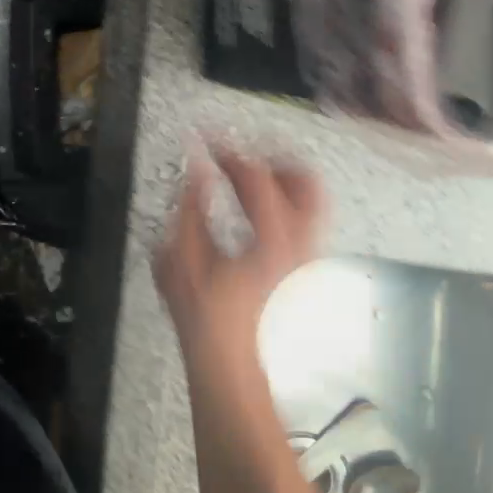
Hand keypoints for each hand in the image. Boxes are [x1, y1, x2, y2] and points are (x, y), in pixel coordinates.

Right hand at [155, 147, 325, 356]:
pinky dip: (279, 193)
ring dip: (277, 173)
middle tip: (232, 150)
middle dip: (267, 155)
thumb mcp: (182, 254)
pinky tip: (248, 195)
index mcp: (270, 239)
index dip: (227, 150)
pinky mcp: (300, 258)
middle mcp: (299, 242)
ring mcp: (306, 251)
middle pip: (305, 180)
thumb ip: (191, 206)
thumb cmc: (202, 309)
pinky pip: (303, 212)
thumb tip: (197, 167)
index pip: (258, 176)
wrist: (229, 355)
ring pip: (310, 195)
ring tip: (240, 167)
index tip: (201, 138)